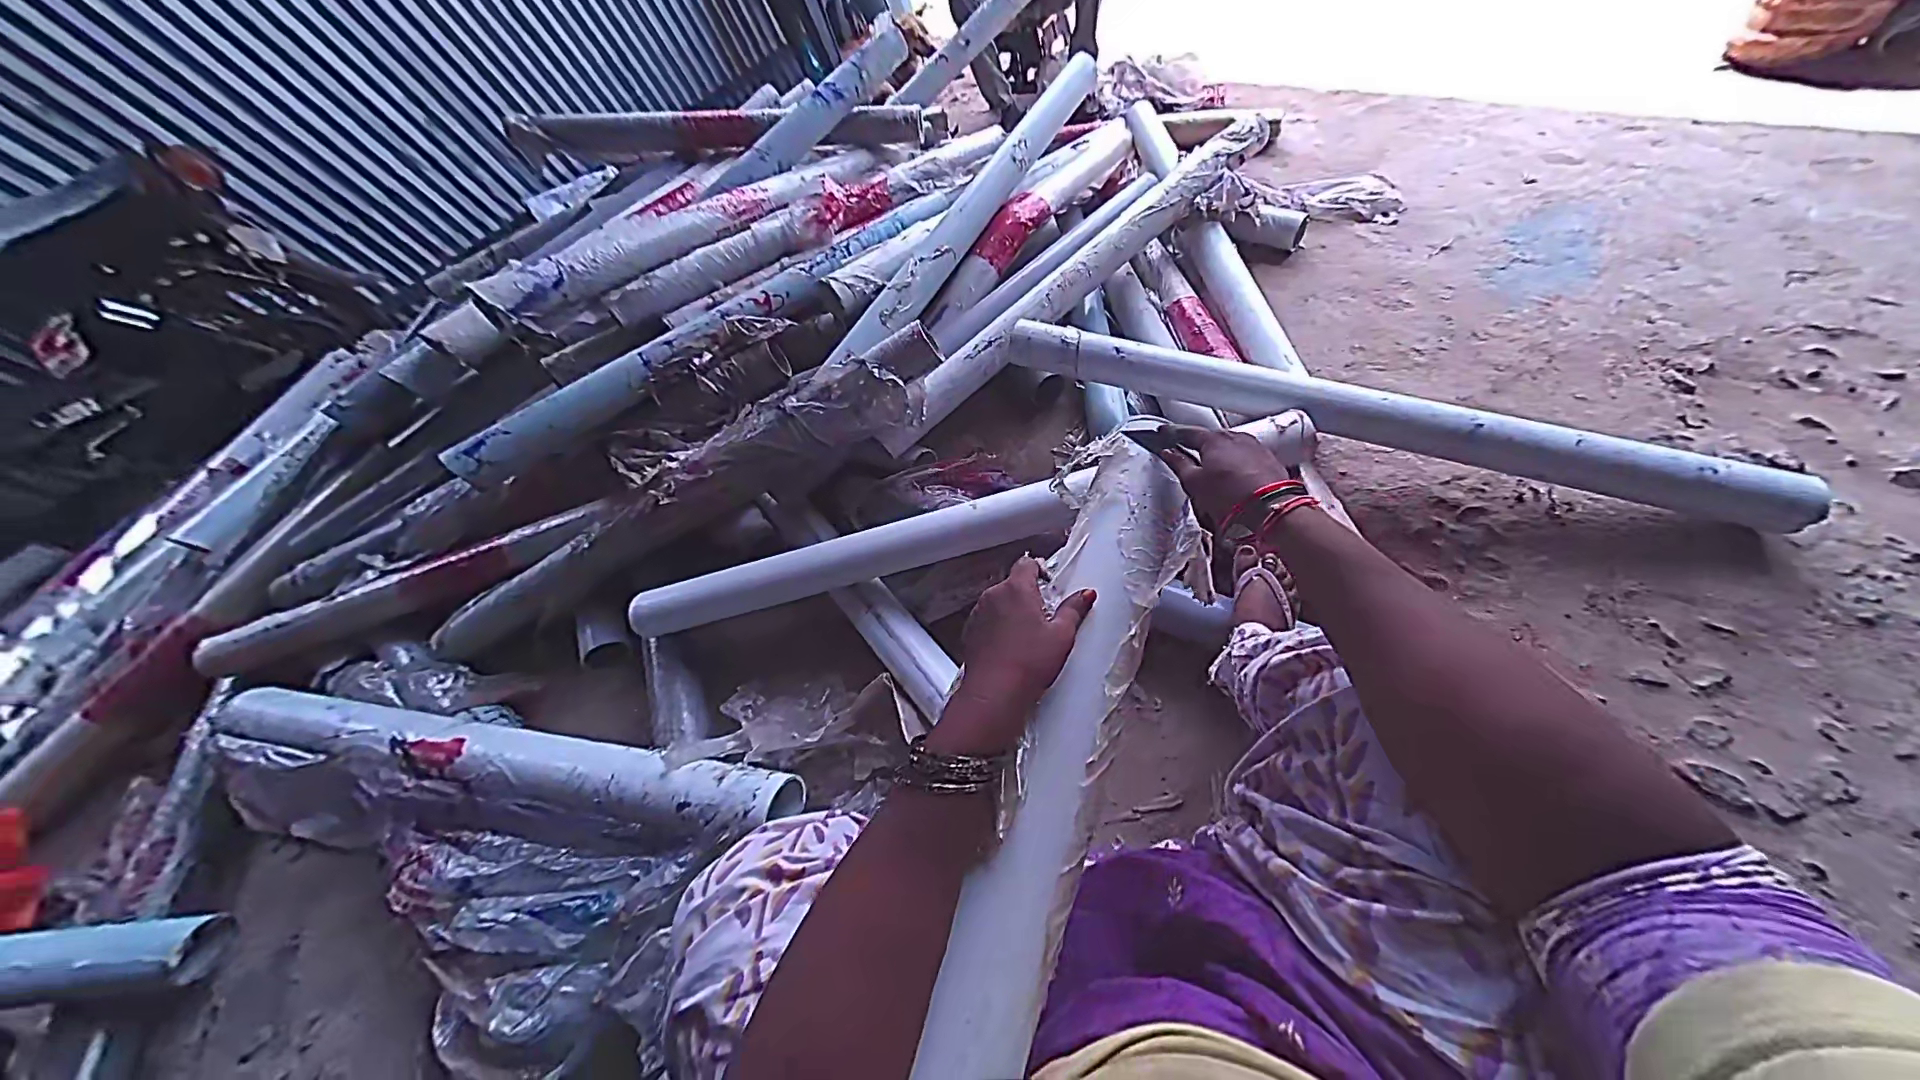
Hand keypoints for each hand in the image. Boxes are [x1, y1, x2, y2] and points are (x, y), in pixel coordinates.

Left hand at [930, 556, 1095, 756]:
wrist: (995, 692)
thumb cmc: (1026, 664)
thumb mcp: (1062, 635)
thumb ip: (1074, 609)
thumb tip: (1084, 596)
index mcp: (1016, 589)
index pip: (1027, 564)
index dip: (1040, 571)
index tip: (1050, 585)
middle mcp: (993, 596)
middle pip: (1012, 584)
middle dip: (1028, 596)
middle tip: (1046, 616)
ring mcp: (979, 614)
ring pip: (998, 603)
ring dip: (1012, 612)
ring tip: (1030, 637)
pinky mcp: (970, 633)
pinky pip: (987, 621)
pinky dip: (998, 629)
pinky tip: (1013, 648)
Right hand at [1154, 425, 1292, 526]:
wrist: (1271, 509)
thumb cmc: (1233, 496)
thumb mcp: (1195, 482)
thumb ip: (1179, 464)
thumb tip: (1170, 454)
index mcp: (1214, 439)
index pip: (1187, 432)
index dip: (1172, 433)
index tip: (1164, 433)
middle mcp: (1237, 437)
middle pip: (1210, 439)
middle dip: (1196, 447)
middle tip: (1183, 455)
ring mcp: (1255, 448)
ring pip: (1229, 449)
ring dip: (1217, 458)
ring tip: (1210, 476)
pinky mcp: (1268, 462)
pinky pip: (1244, 459)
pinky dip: (1234, 466)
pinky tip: (1231, 481)